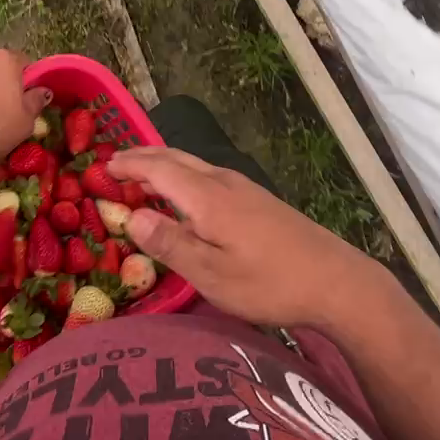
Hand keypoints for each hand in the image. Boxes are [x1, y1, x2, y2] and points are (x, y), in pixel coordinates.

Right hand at [108, 147, 388, 329]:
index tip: (102, 167)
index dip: (128, 166)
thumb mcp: (213, 275)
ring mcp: (242, 188)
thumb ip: (170, 244)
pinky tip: (185, 194)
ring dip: (163, 163)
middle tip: (115, 163)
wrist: (337, 281)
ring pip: (192, 163)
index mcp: (206, 197)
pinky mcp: (256, 199)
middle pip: (174, 157)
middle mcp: (222, 182)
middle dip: (142, 157)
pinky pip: (206, 174)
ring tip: (142, 174)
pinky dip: (182, 174)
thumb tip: (131, 216)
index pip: (157, 168)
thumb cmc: (269, 282)